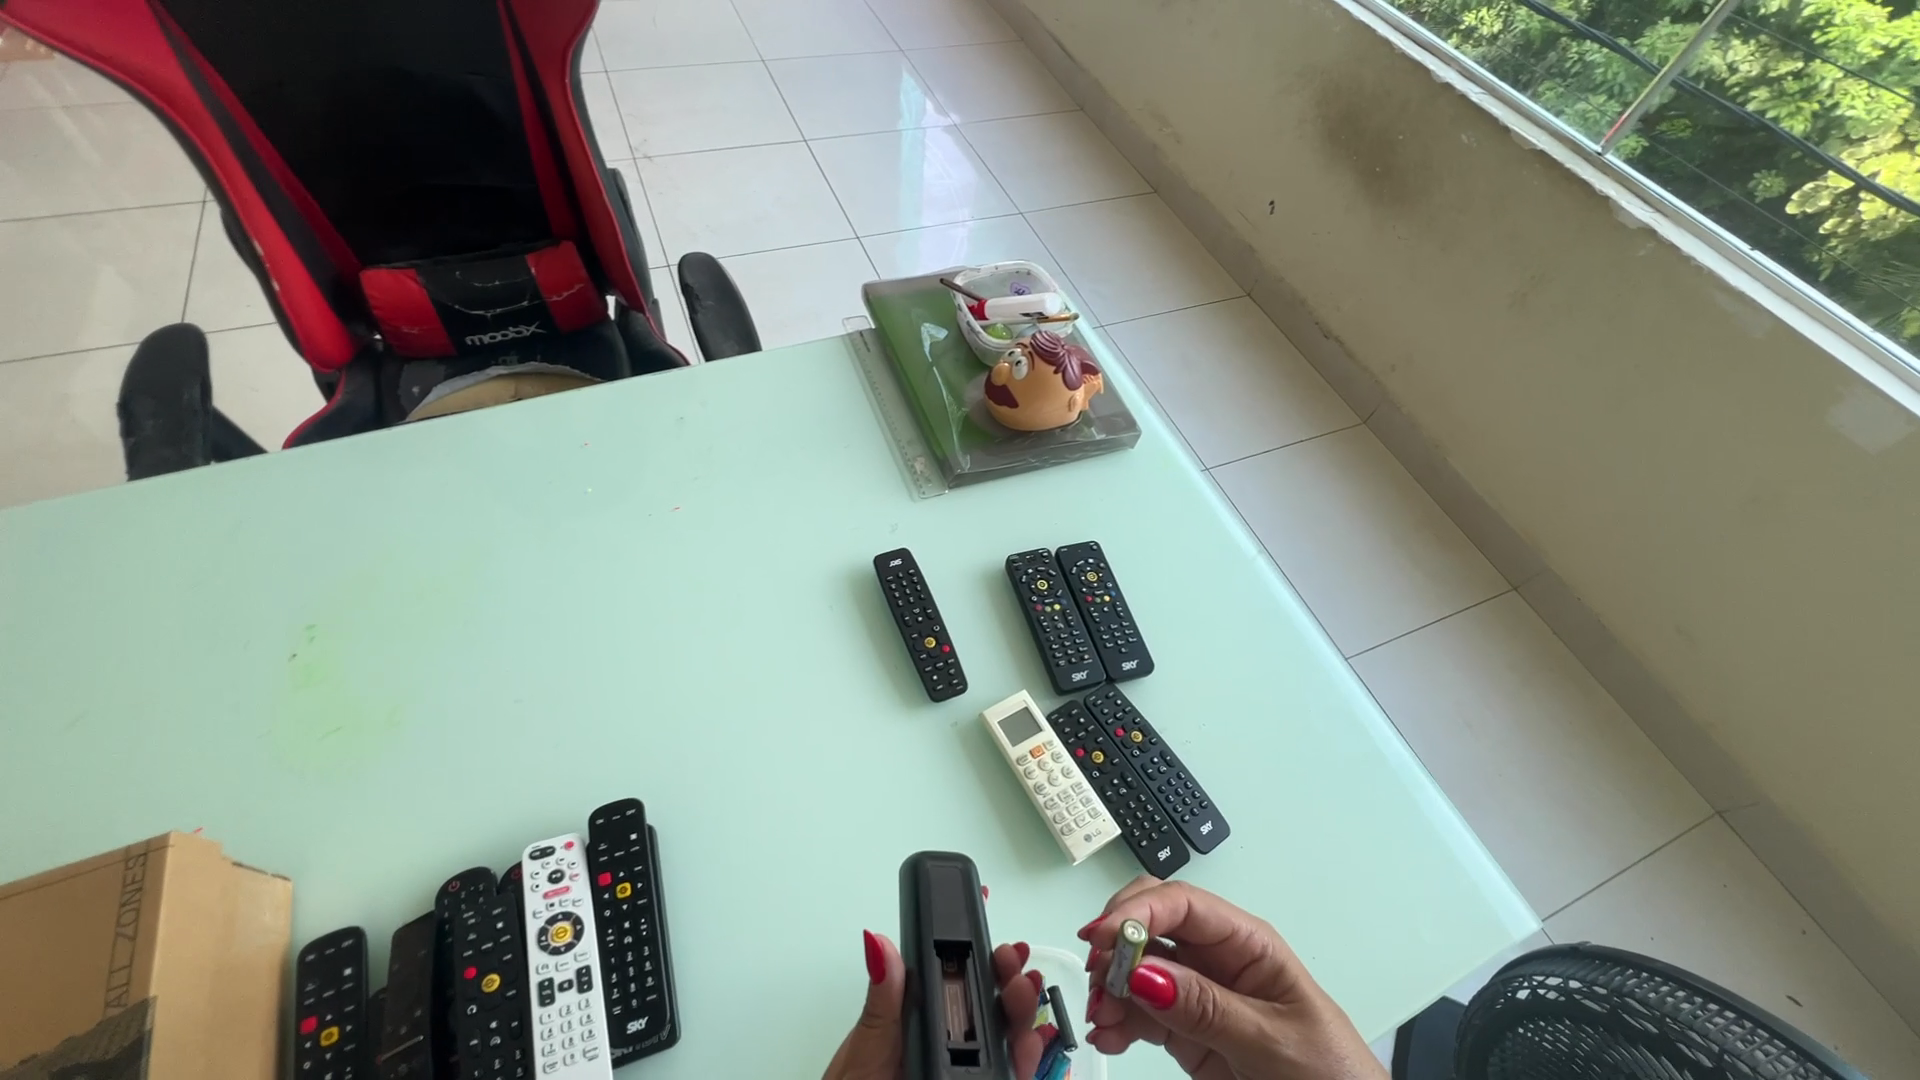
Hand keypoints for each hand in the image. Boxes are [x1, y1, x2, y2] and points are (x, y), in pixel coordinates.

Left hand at [822, 930, 1048, 1079]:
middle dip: (1005, 972)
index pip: (951, 969)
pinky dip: (1028, 1055)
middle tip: (1012, 956)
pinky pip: (1011, 1071)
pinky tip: (1030, 1041)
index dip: (974, 942)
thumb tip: (878, 942)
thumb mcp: (867, 1045)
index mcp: (917, 1014)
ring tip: (1024, 988)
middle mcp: (945, 1038)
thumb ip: (882, 1000)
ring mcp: (963, 1067)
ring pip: (1006, 1033)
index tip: (988, 911)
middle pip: (987, 997)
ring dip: (1021, 1006)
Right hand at [1081, 878, 1385, 1079]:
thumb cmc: (1333, 1077)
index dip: (1136, 910)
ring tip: (1102, 1017)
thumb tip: (1144, 971)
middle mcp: (1215, 957)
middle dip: (1117, 940)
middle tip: (1097, 973)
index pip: (1181, 904)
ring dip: (1110, 984)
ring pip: (1136, 966)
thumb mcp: (1275, 1041)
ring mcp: (1197, 992)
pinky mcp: (1184, 1028)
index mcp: (1245, 942)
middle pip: (1151, 922)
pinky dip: (1116, 1017)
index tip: (1101, 937)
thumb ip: (1209, 1008)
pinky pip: (1138, 1009)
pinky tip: (1109, 1032)